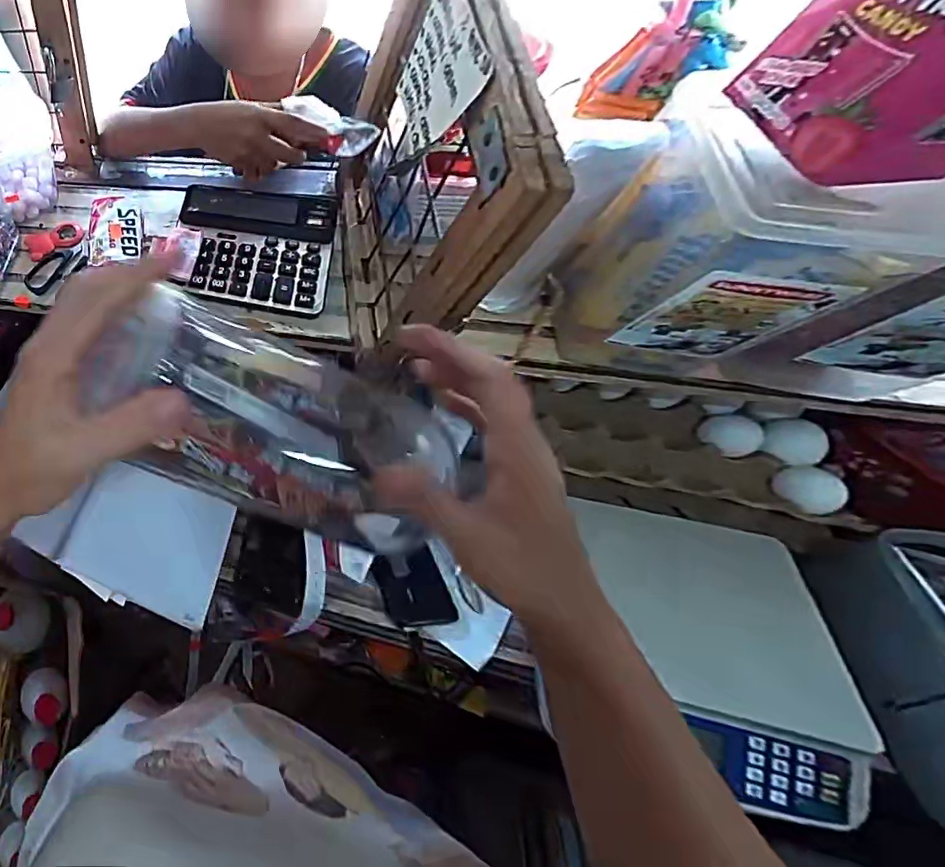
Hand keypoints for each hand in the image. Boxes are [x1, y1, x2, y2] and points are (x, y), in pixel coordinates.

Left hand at [0, 257, 189, 531]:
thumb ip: (130, 426)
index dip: (136, 275)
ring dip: (117, 285)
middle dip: (128, 270)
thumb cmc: (33, 471)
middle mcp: (47, 345)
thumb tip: (182, 399)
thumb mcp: (83, 453)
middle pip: (86, 289)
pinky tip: (131, 323)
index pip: (97, 300)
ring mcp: (45, 354)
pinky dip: (109, 308)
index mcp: (53, 356)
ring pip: (81, 302)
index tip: (172, 259)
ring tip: (156, 284)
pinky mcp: (50, 366)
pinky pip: (81, 323)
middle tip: (170, 266)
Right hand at [180, 101, 326, 178]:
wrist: (199, 124)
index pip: (294, 124)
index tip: (326, 136)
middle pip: (288, 153)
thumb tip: (295, 113)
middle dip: (297, 157)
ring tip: (266, 155)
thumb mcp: (251, 106)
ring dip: (275, 163)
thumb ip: (273, 111)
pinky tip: (252, 163)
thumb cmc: (224, 113)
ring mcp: (248, 150)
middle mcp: (257, 133)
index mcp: (262, 115)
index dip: (313, 131)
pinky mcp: (238, 162)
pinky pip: (256, 172)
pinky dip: (258, 170)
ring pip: (273, 165)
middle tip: (298, 155)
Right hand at [373, 325, 600, 634]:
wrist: (567, 607)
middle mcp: (526, 444)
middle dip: (451, 355)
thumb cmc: (522, 569)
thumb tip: (378, 470)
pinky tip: (441, 408)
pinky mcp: (519, 472)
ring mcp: (525, 457)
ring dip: (458, 377)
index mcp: (518, 449)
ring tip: (417, 368)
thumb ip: (424, 499)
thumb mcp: (467, 535)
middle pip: (494, 381)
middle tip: (405, 345)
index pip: (491, 380)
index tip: (412, 336)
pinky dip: (465, 404)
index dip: (453, 350)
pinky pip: (492, 422)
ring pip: (495, 400)